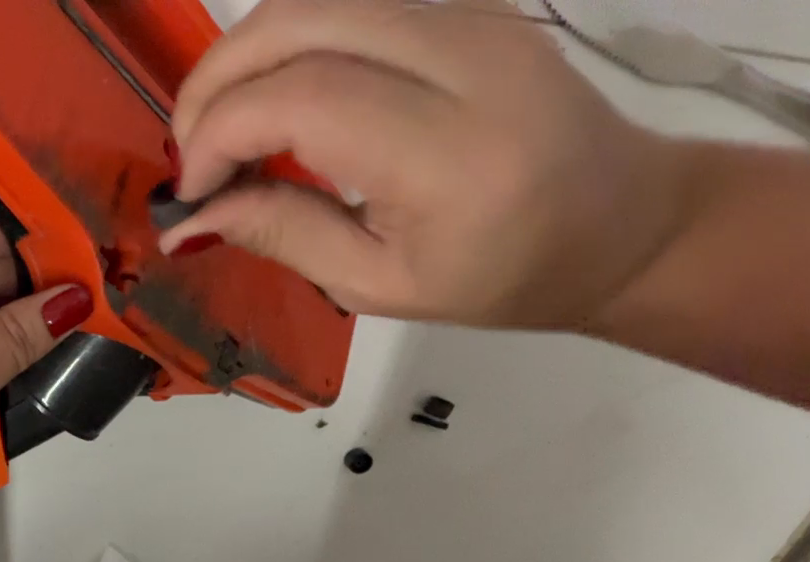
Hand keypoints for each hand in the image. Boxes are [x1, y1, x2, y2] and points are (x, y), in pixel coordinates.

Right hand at [161, 0, 691, 327]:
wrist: (620, 222)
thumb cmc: (498, 278)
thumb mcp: (377, 286)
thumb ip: (283, 235)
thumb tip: (189, 220)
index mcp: (450, 153)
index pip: (302, 97)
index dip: (220, 133)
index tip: (191, 193)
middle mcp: (466, 58)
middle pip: (301, 18)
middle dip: (215, 79)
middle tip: (189, 150)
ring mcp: (472, 14)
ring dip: (244, 55)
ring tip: (221, 127)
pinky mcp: (467, 3)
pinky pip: (347, 2)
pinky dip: (286, 44)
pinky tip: (272, 100)